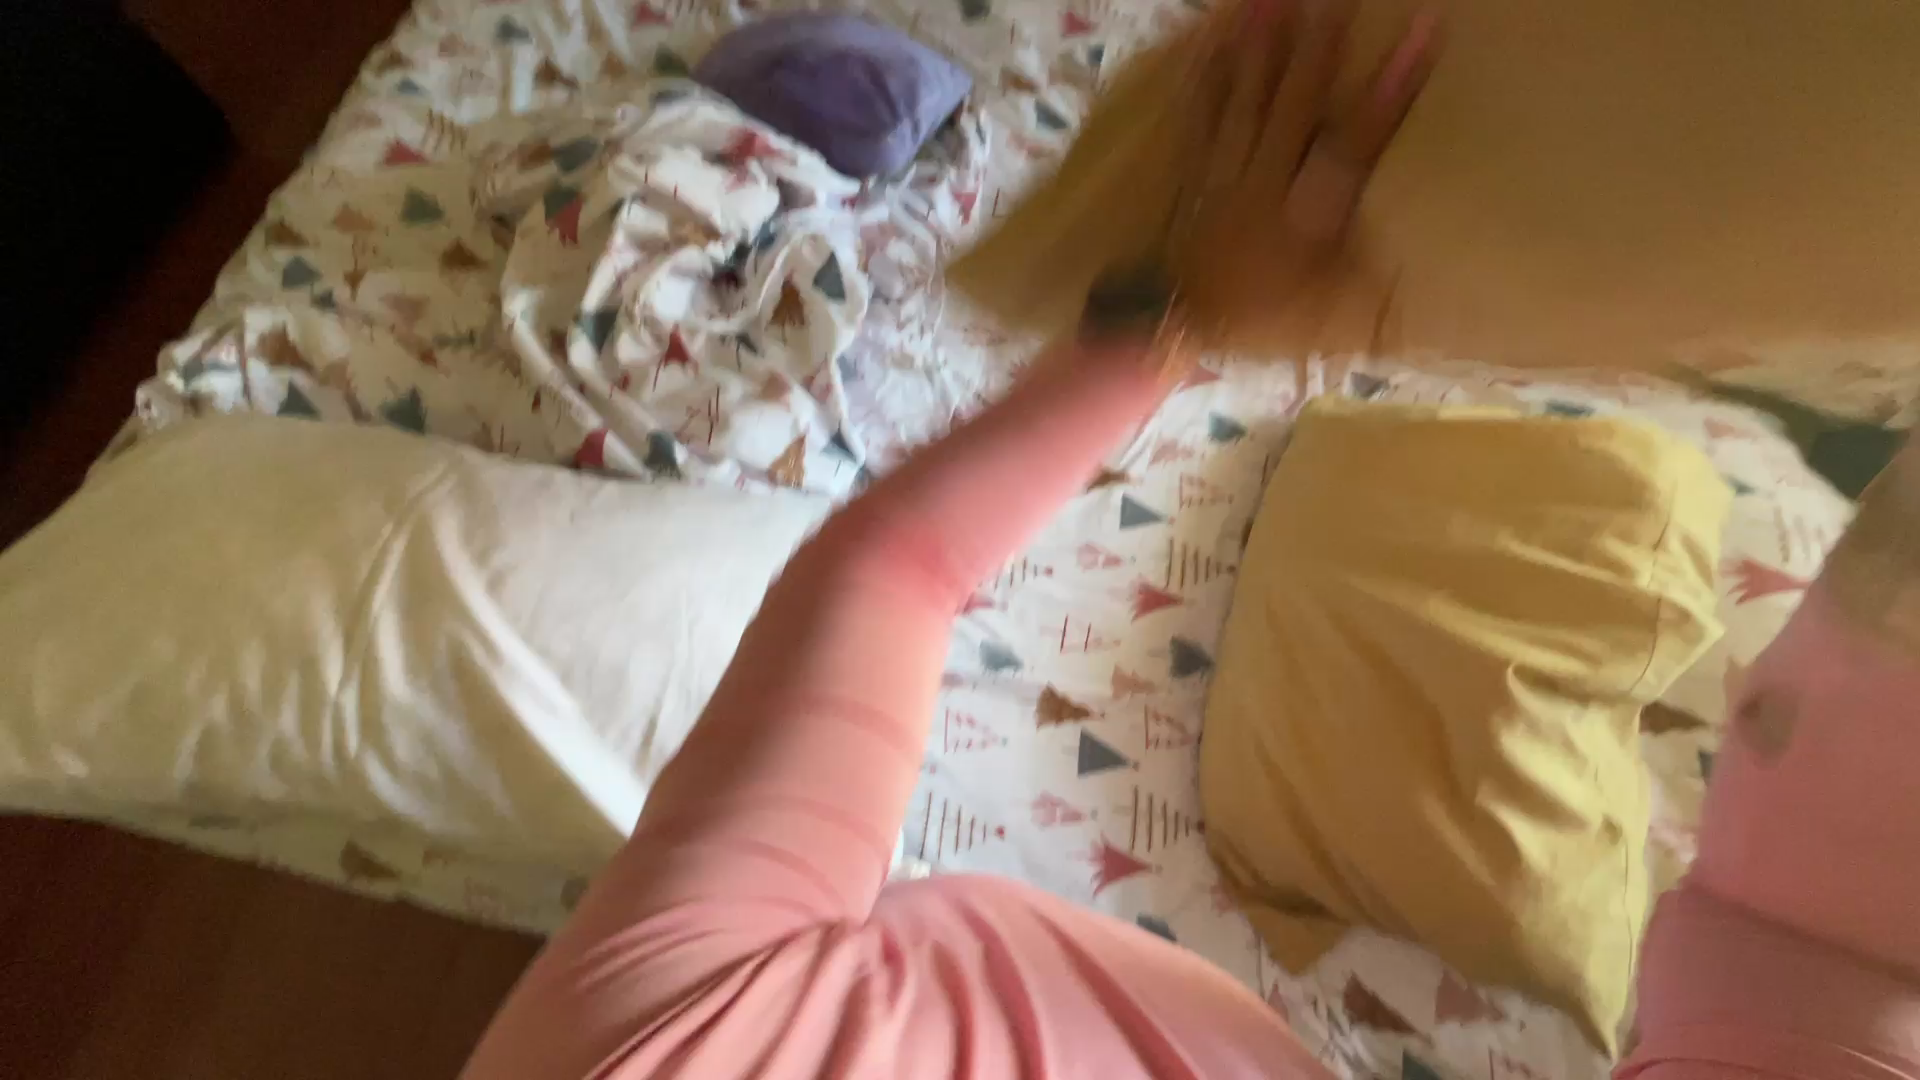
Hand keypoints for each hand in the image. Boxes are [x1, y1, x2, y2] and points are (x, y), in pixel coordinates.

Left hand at [1170, 0, 1439, 349]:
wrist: (1163, 325)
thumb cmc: (1243, 318)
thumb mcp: (1311, 312)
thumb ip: (1361, 285)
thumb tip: (1413, 269)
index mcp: (1300, 222)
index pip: (1351, 149)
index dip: (1388, 94)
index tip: (1424, 32)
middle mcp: (1260, 189)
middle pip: (1293, 108)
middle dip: (1316, 47)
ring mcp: (1220, 178)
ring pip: (1243, 106)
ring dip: (1259, 49)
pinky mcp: (1188, 176)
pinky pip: (1198, 122)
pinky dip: (1205, 82)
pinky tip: (1209, 44)